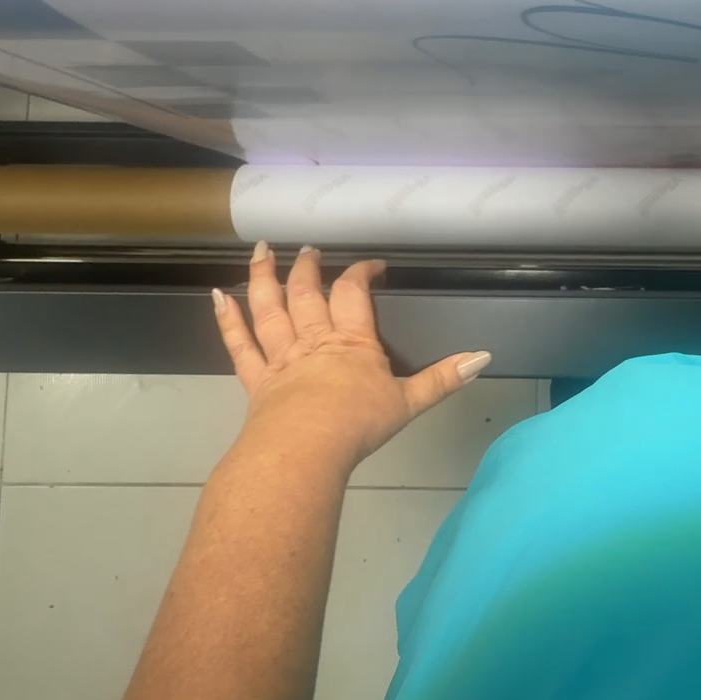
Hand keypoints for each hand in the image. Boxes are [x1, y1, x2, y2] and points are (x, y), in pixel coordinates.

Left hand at [211, 243, 490, 469]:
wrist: (305, 451)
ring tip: (260, 250)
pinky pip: (239, 344)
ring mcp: (281, 357)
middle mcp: (314, 340)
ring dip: (264, 277)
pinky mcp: (256, 379)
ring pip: (269, 308)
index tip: (372, 264)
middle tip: (309, 248)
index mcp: (352, 341)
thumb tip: (483, 356)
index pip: (354, 293)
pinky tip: (217, 296)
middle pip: (307, 293)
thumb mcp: (410, 401)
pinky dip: (227, 318)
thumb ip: (444, 378)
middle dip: (309, 268)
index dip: (362, 273)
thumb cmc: (358, 424)